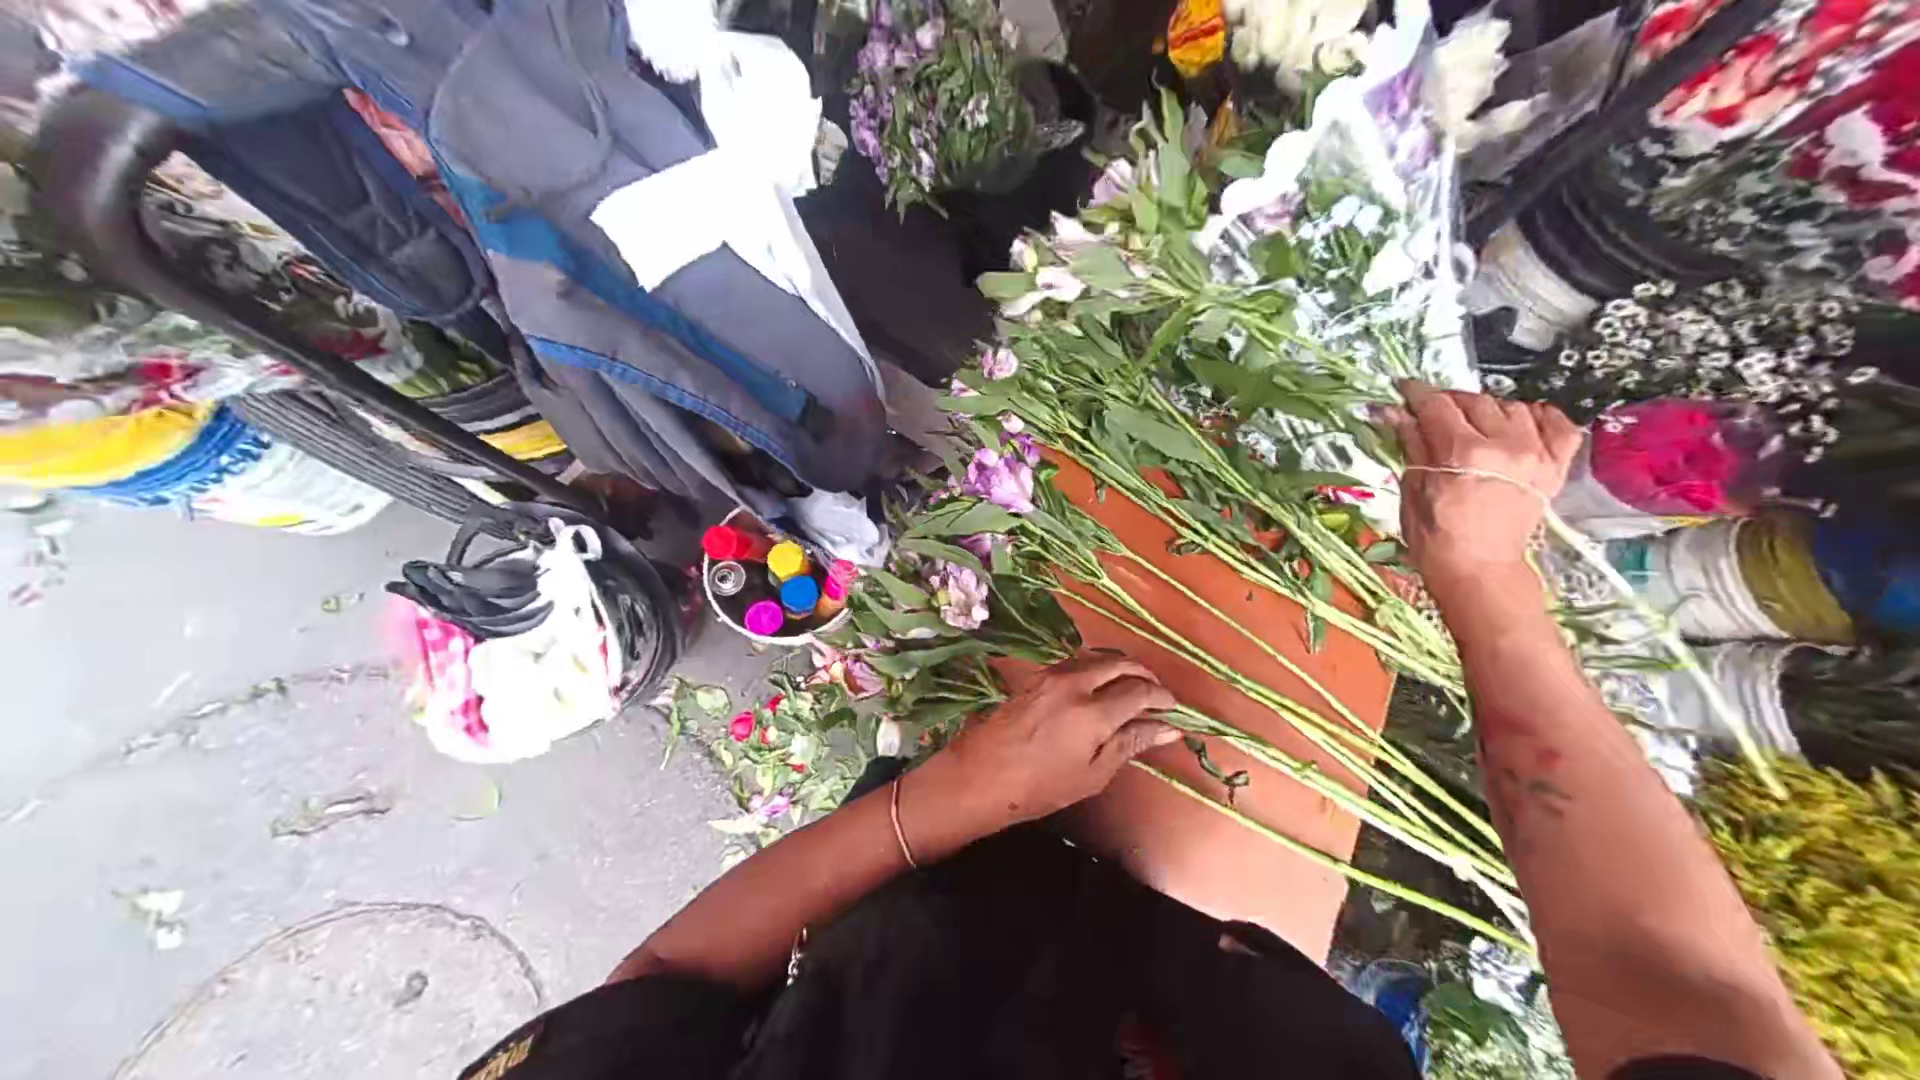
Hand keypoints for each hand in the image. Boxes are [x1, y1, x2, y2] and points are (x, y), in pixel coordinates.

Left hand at [904, 654, 1178, 847]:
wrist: (979, 776)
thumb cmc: (1040, 787)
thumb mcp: (1093, 773)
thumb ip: (1131, 743)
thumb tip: (1168, 729)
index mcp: (1092, 711)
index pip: (1140, 691)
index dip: (1162, 697)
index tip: (1174, 708)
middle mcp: (1074, 683)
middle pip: (1120, 663)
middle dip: (1144, 674)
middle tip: (1157, 694)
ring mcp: (1051, 675)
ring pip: (1097, 658)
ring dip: (1120, 668)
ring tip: (1132, 690)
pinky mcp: (1035, 676)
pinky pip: (1075, 663)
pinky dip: (1096, 668)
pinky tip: (1099, 688)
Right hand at [1382, 380, 1582, 587]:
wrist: (1477, 567)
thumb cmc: (1434, 535)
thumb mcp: (1413, 487)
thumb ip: (1411, 443)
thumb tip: (1395, 412)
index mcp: (1462, 452)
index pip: (1437, 406)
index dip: (1416, 394)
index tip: (1403, 389)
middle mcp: (1505, 446)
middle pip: (1474, 402)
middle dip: (1447, 401)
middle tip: (1429, 410)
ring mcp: (1536, 454)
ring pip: (1511, 407)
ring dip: (1486, 408)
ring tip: (1469, 421)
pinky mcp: (1555, 466)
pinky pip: (1557, 424)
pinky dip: (1537, 416)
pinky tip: (1519, 421)